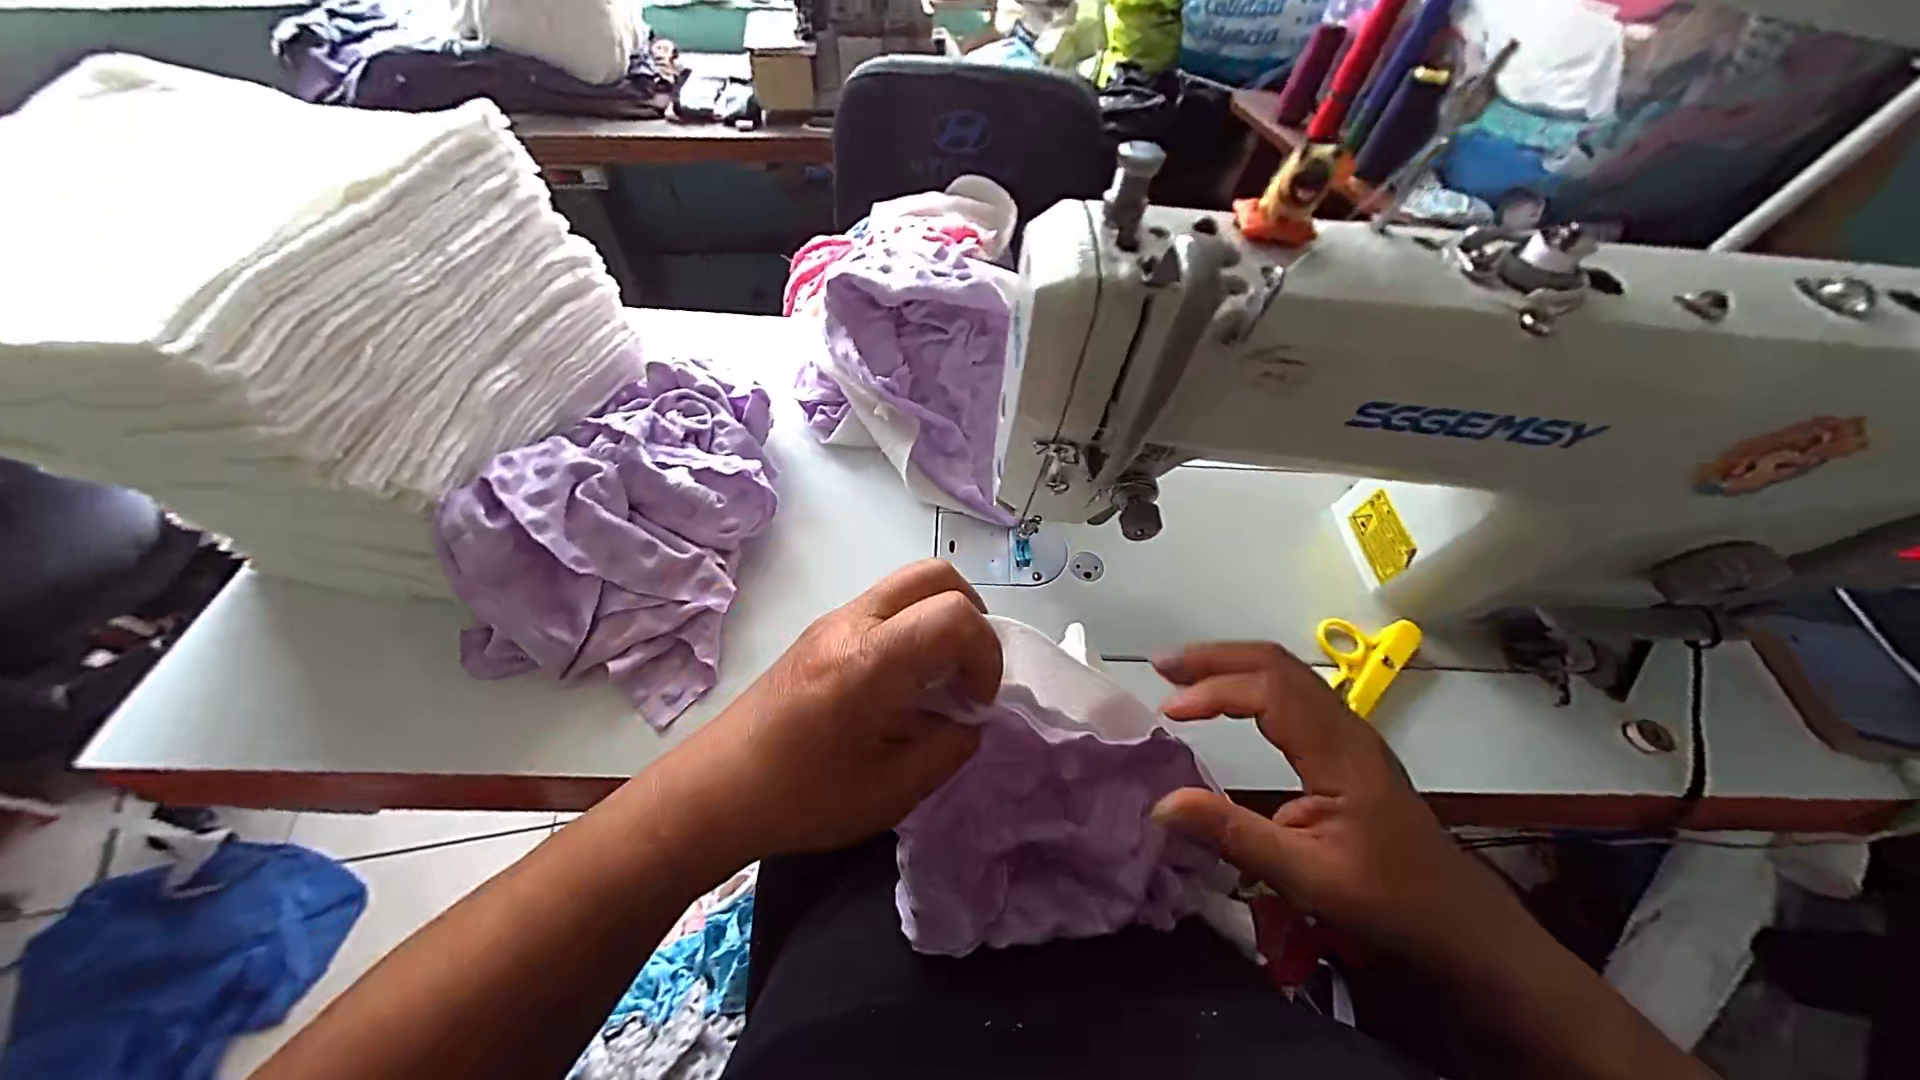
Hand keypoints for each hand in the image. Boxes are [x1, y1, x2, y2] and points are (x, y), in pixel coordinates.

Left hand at [665, 559, 1000, 861]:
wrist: (715, 789)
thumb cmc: (799, 799)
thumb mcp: (889, 794)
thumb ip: (947, 750)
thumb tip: (969, 721)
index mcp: (867, 662)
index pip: (953, 615)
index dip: (984, 655)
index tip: (975, 702)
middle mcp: (850, 623)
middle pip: (935, 574)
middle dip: (972, 617)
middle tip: (967, 673)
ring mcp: (833, 619)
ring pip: (910, 582)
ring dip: (942, 618)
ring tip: (939, 677)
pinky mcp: (822, 629)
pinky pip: (886, 603)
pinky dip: (916, 626)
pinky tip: (904, 681)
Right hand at [1149, 642, 1520, 964]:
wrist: (1458, 916)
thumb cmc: (1388, 897)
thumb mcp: (1306, 877)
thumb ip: (1233, 834)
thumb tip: (1163, 804)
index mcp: (1340, 751)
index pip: (1270, 693)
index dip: (1214, 691)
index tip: (1170, 711)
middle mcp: (1344, 726)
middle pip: (1276, 663)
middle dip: (1214, 657)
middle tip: (1161, 666)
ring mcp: (1346, 729)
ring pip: (1283, 669)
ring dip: (1228, 663)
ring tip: (1179, 672)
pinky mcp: (1341, 739)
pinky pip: (1288, 688)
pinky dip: (1245, 679)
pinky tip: (1221, 695)